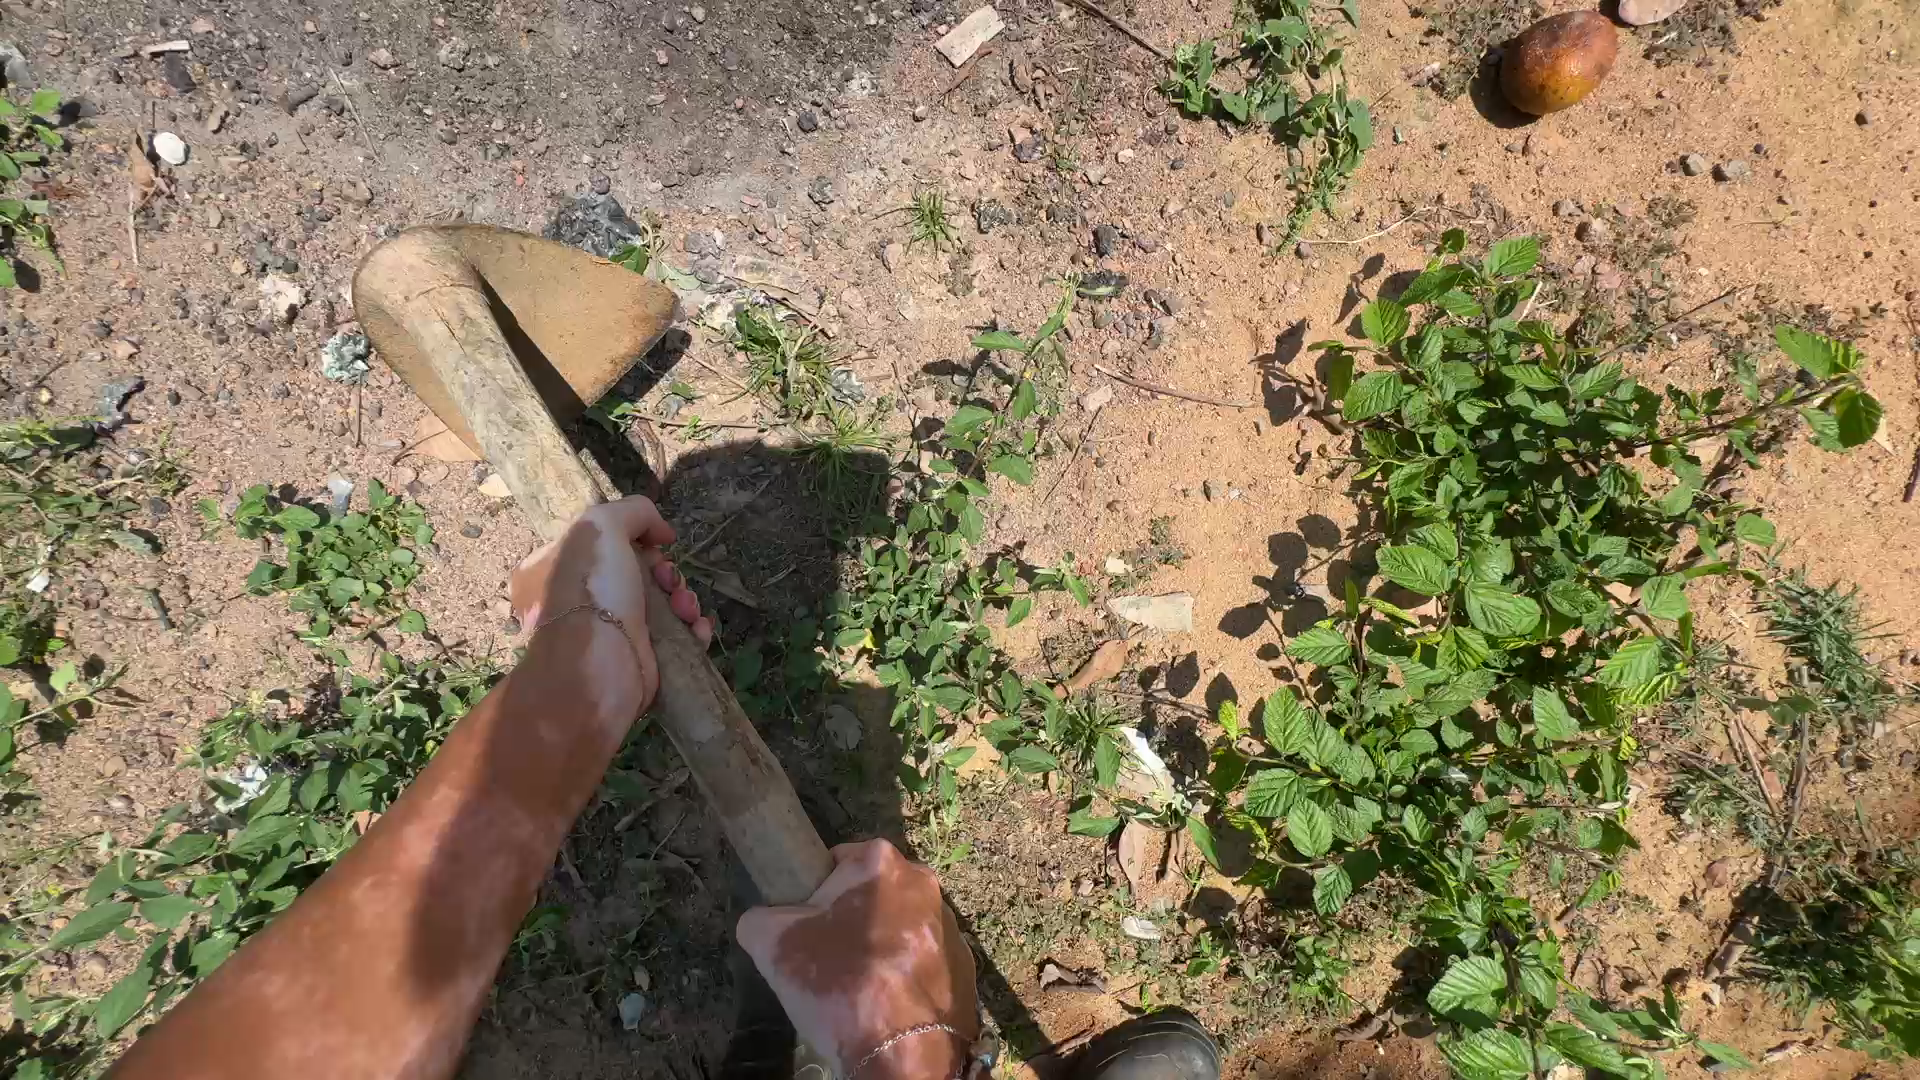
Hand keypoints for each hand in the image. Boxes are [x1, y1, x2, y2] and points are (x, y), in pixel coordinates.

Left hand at [509, 497, 712, 715]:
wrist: (598, 670)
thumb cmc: (591, 592)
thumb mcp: (600, 527)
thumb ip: (632, 511)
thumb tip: (661, 532)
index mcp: (556, 569)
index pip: (603, 544)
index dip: (635, 539)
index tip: (654, 544)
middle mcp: (582, 601)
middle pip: (640, 573)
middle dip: (666, 571)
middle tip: (668, 579)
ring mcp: (613, 634)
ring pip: (664, 604)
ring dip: (684, 599)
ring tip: (684, 608)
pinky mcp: (643, 660)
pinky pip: (677, 636)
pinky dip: (691, 629)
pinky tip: (694, 628)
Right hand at [737, 840, 977, 1079]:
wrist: (902, 1052)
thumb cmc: (838, 982)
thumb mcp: (774, 945)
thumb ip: (760, 919)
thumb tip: (760, 920)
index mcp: (880, 860)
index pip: (839, 861)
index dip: (817, 893)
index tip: (807, 926)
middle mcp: (922, 879)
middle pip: (872, 892)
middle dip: (851, 918)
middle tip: (828, 958)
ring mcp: (949, 921)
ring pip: (901, 924)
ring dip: (881, 945)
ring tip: (858, 986)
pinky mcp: (964, 961)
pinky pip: (924, 959)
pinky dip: (906, 974)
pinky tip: (888, 1003)